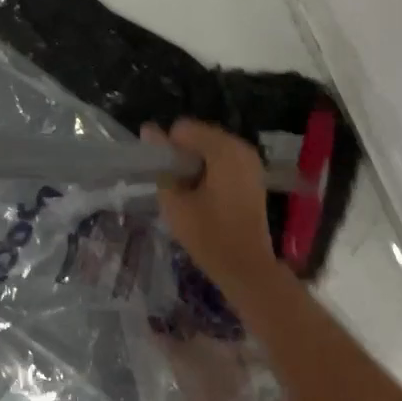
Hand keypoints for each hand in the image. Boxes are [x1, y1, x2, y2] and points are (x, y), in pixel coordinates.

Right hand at [145, 119, 279, 287]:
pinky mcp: (253, 176)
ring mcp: (250, 161)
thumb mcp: (175, 201)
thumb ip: (160, 164)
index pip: (183, 129)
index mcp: (224, 149)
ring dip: (196, 165)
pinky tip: (207, 198)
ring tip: (191, 195)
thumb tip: (148, 130)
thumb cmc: (210, 237)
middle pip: (198, 136)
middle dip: (183, 157)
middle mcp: (241, 147)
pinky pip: (223, 161)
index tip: (168, 178)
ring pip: (210, 149)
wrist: (248, 271)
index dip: (168, 151)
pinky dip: (211, 172)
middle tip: (178, 188)